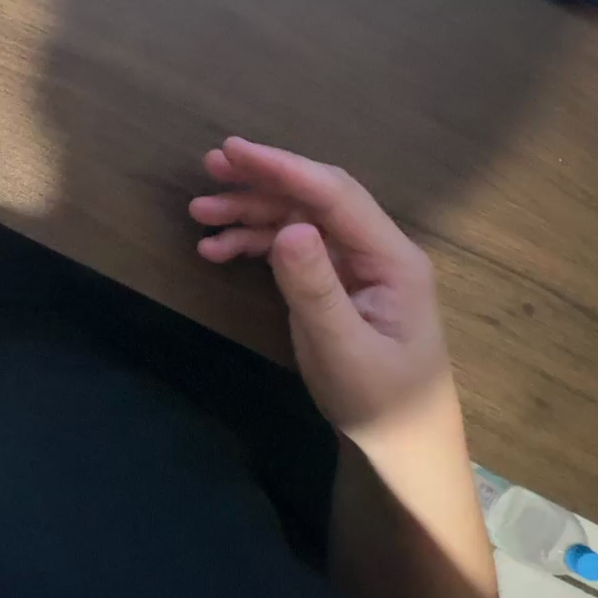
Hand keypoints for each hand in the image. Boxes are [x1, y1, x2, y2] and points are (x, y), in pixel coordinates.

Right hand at [189, 137, 457, 450]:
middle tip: (209, 166)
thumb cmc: (380, 402)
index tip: (234, 150)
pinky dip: (250, 242)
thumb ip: (315, 287)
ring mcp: (351, 264)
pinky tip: (215, 249)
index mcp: (390, 258)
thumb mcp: (342, 348)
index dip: (282, 168)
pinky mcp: (330, 280)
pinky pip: (287, 247)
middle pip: (312, 196)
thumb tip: (288, 228)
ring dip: (247, 212)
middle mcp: (372, 250)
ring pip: (294, 218)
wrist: (399, 446)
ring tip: (198, 213)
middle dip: (260, 179)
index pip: (333, 195)